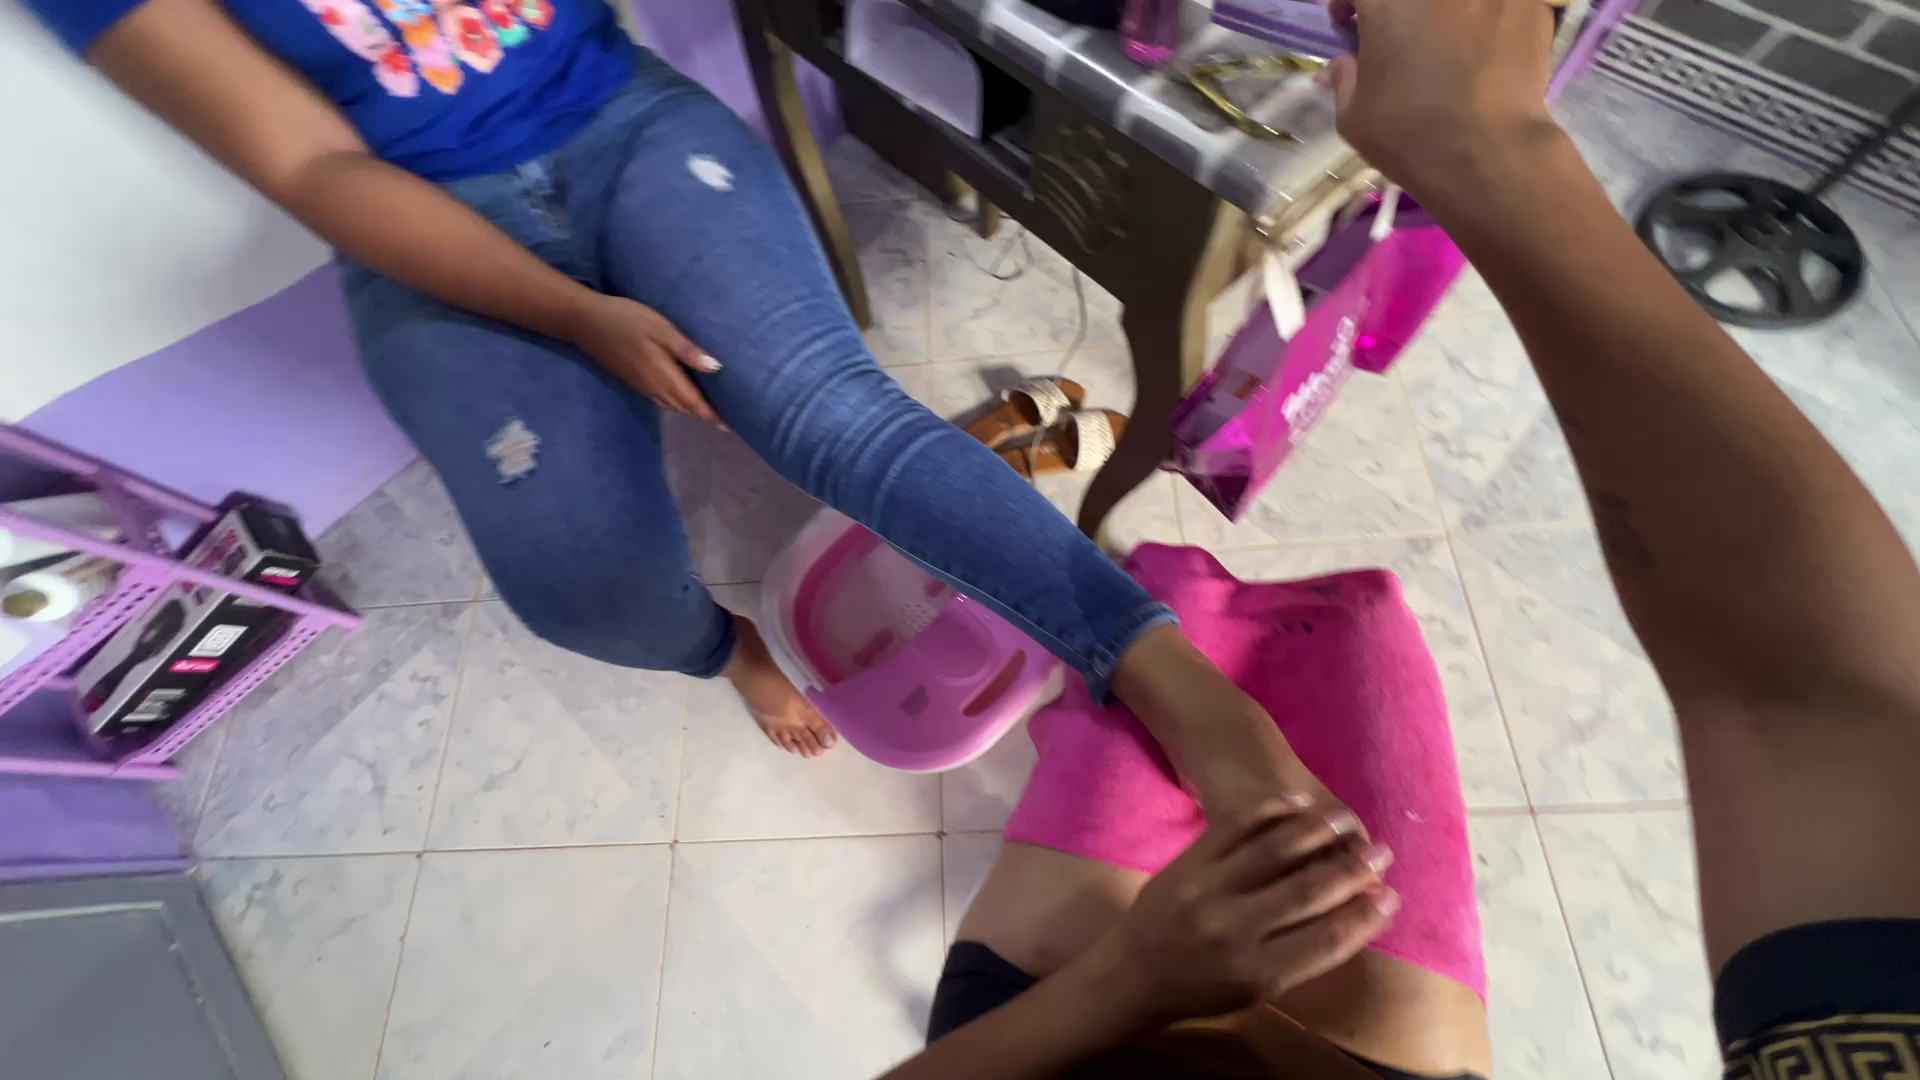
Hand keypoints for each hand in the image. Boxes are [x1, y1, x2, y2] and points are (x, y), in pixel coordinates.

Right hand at [567, 293, 725, 426]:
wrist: (584, 321)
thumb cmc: (627, 320)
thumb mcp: (661, 329)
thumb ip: (687, 351)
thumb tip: (717, 368)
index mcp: (665, 378)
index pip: (696, 405)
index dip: (715, 416)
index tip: (735, 424)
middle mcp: (655, 390)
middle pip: (687, 410)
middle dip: (708, 417)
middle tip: (731, 419)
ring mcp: (644, 388)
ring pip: (675, 407)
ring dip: (694, 412)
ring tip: (714, 413)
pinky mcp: (636, 383)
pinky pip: (664, 401)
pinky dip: (680, 404)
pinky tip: (687, 398)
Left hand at [1093, 798, 1397, 1025]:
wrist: (1134, 968)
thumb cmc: (1203, 988)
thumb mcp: (1256, 989)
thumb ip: (1300, 955)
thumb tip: (1350, 914)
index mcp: (1259, 972)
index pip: (1326, 940)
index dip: (1365, 916)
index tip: (1391, 895)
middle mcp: (1235, 928)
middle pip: (1307, 890)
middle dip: (1351, 869)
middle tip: (1381, 851)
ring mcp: (1208, 887)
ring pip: (1273, 850)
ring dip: (1316, 832)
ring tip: (1344, 820)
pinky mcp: (1189, 860)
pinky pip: (1234, 827)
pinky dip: (1268, 812)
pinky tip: (1295, 803)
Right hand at [1324, 0, 1561, 200]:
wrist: (1483, 149)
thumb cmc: (1405, 133)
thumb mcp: (1353, 116)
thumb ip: (1345, 79)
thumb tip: (1340, 66)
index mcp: (1390, 1)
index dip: (1346, 0)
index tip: (1345, 22)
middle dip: (1395, 6)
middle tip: (1394, 29)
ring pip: (1453, 2)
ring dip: (1439, 14)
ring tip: (1439, 39)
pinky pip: (1493, 4)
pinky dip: (1481, 16)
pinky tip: (1478, 50)